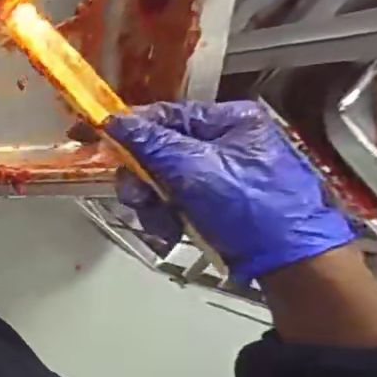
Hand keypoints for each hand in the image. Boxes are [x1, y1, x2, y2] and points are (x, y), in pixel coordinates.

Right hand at [104, 100, 356, 281]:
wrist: (289, 260)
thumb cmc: (256, 209)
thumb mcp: (195, 170)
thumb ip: (151, 144)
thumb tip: (116, 122)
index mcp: (227, 121)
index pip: (162, 115)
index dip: (124, 126)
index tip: (88, 133)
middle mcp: (221, 143)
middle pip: (155, 152)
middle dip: (142, 180)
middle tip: (140, 198)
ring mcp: (215, 174)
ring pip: (157, 181)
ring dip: (151, 205)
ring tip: (166, 222)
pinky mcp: (209, 202)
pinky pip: (169, 203)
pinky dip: (164, 218)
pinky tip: (174, 230)